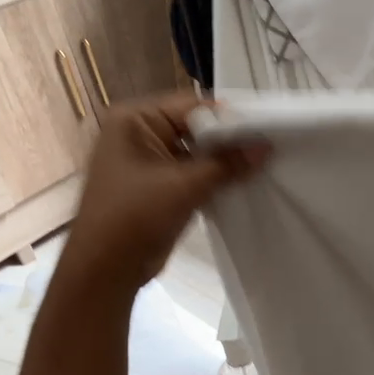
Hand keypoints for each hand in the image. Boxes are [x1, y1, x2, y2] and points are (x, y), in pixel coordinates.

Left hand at [63, 93, 266, 287]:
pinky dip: (212, 180)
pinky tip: (241, 186)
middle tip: (267, 149)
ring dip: (223, 163)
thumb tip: (265, 147)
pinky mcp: (157, 188)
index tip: (264, 130)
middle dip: (228, 142)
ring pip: (195, 154)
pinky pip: (191, 175)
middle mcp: (138, 134)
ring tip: (260, 168)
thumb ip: (227, 164)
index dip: (228, 119)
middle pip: (194, 128)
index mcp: (134, 120)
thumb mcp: (185, 185)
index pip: (191, 106)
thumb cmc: (136, 216)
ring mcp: (147, 163)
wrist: (106, 268)